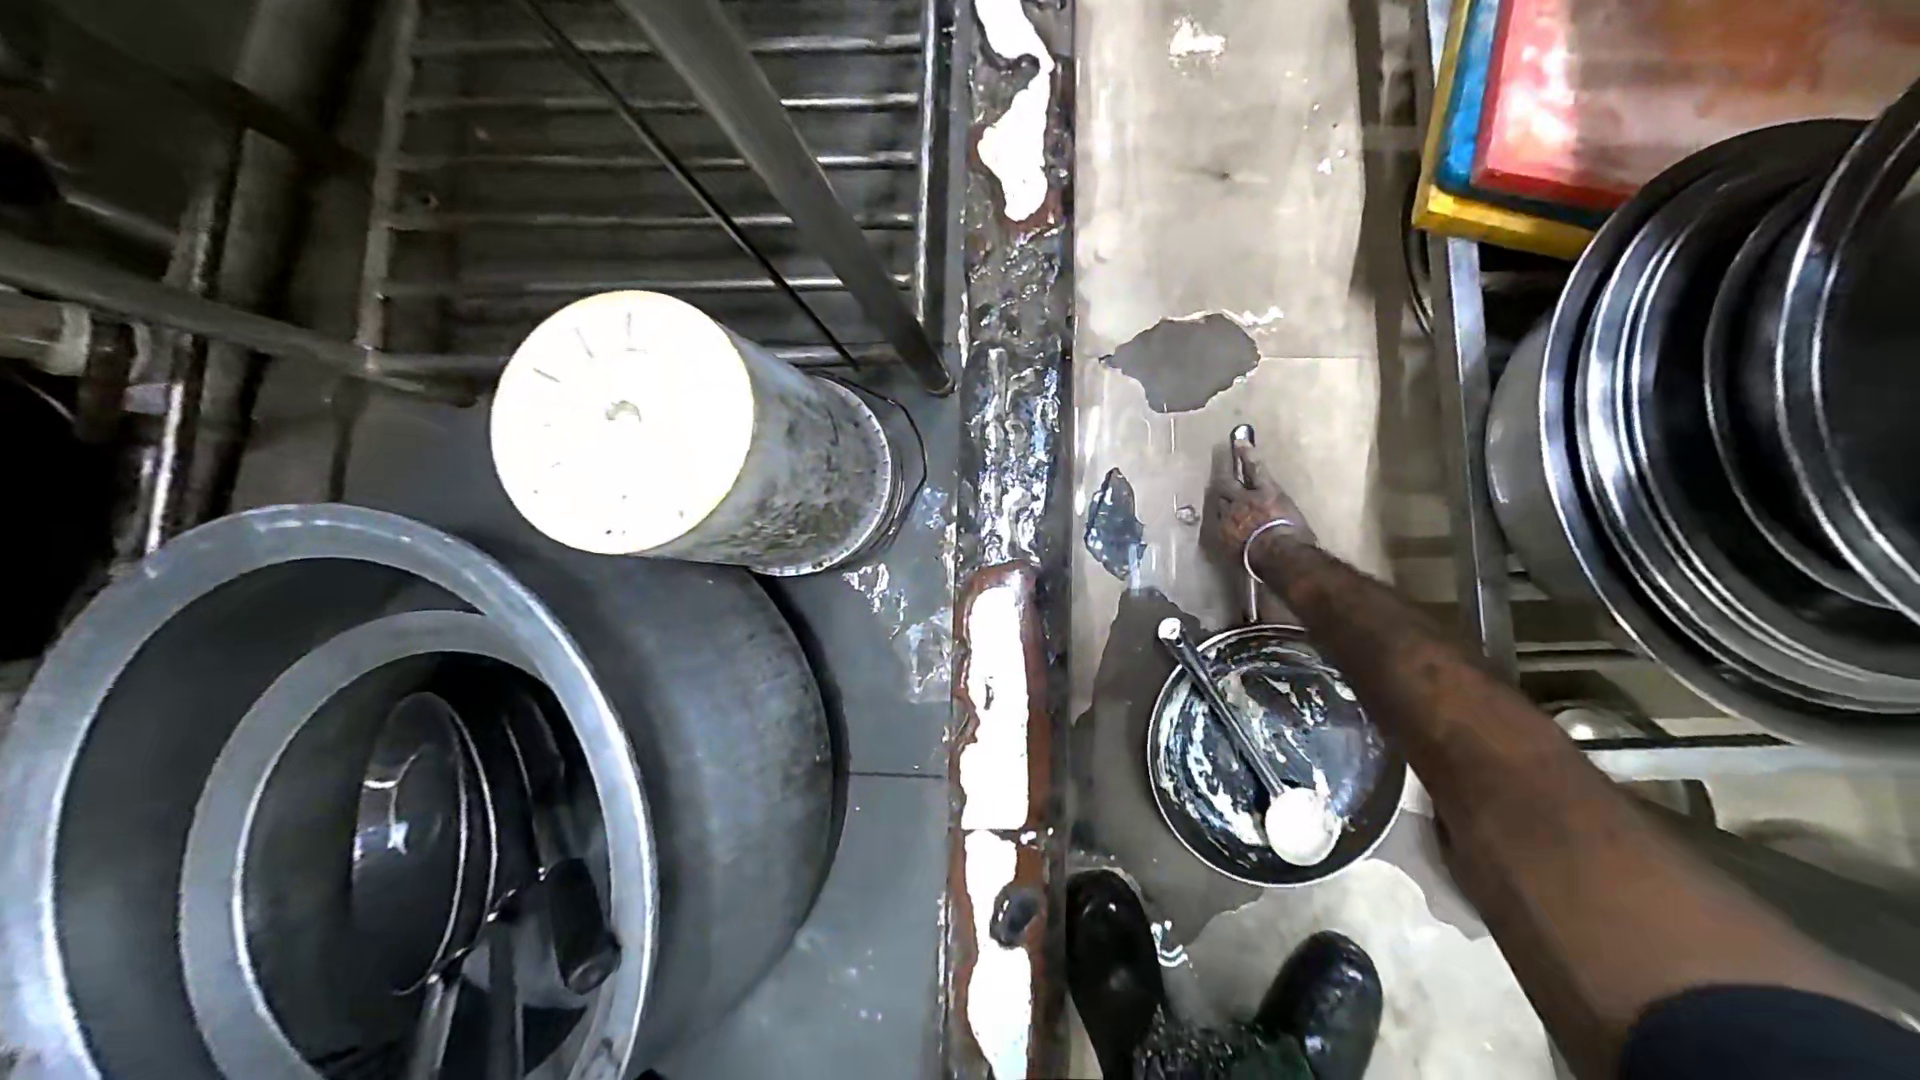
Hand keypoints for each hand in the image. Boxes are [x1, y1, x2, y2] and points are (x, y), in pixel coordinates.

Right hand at [1202, 434, 1314, 566]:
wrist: (1276, 552)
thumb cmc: (1259, 563)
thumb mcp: (1241, 558)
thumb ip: (1236, 547)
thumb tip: (1239, 544)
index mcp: (1222, 532)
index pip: (1218, 517)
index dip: (1221, 511)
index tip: (1222, 508)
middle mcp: (1226, 513)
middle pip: (1220, 496)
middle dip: (1218, 487)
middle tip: (1215, 477)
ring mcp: (1243, 498)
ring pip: (1230, 480)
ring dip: (1229, 465)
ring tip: (1227, 450)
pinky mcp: (1263, 489)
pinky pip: (1253, 468)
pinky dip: (1247, 455)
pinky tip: (1242, 442)